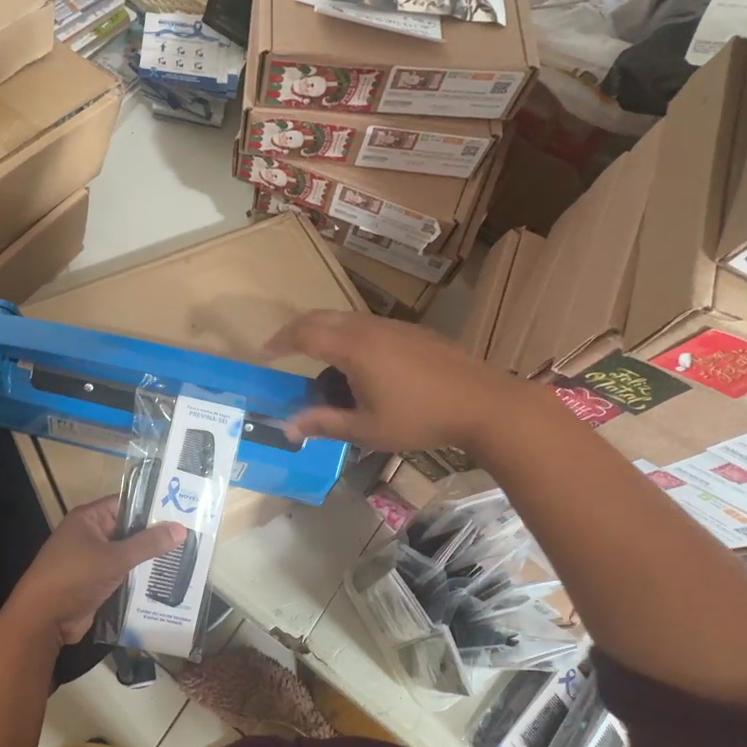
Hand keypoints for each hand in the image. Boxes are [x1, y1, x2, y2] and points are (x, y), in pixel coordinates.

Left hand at [6, 496, 186, 645]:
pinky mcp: (96, 583)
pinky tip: (165, 582)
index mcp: (89, 519)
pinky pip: (123, 576)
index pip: (126, 504)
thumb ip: (147, 544)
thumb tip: (181, 528)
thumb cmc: (74, 578)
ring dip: (149, 560)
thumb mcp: (114, 558)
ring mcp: (92, 560)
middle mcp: (90, 535)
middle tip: (191, 537)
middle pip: (128, 530)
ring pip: (127, 555)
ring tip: (185, 559)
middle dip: (155, 536)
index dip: (152, 507)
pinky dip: (139, 579)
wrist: (43, 620)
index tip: (182, 512)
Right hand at [265, 310, 524, 452]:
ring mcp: (393, 326)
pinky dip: (349, 336)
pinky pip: (368, 325)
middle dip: (297, 330)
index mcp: (353, 348)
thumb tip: (287, 426)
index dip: (280, 342)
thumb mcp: (367, 429)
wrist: (482, 402)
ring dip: (325, 332)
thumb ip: (324, 424)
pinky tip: (360, 365)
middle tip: (283, 349)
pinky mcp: (413, 332)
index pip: (304, 333)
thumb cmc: (420, 419)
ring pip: (347, 319)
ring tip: (319, 360)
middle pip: (322, 317)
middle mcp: (369, 327)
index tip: (265, 354)